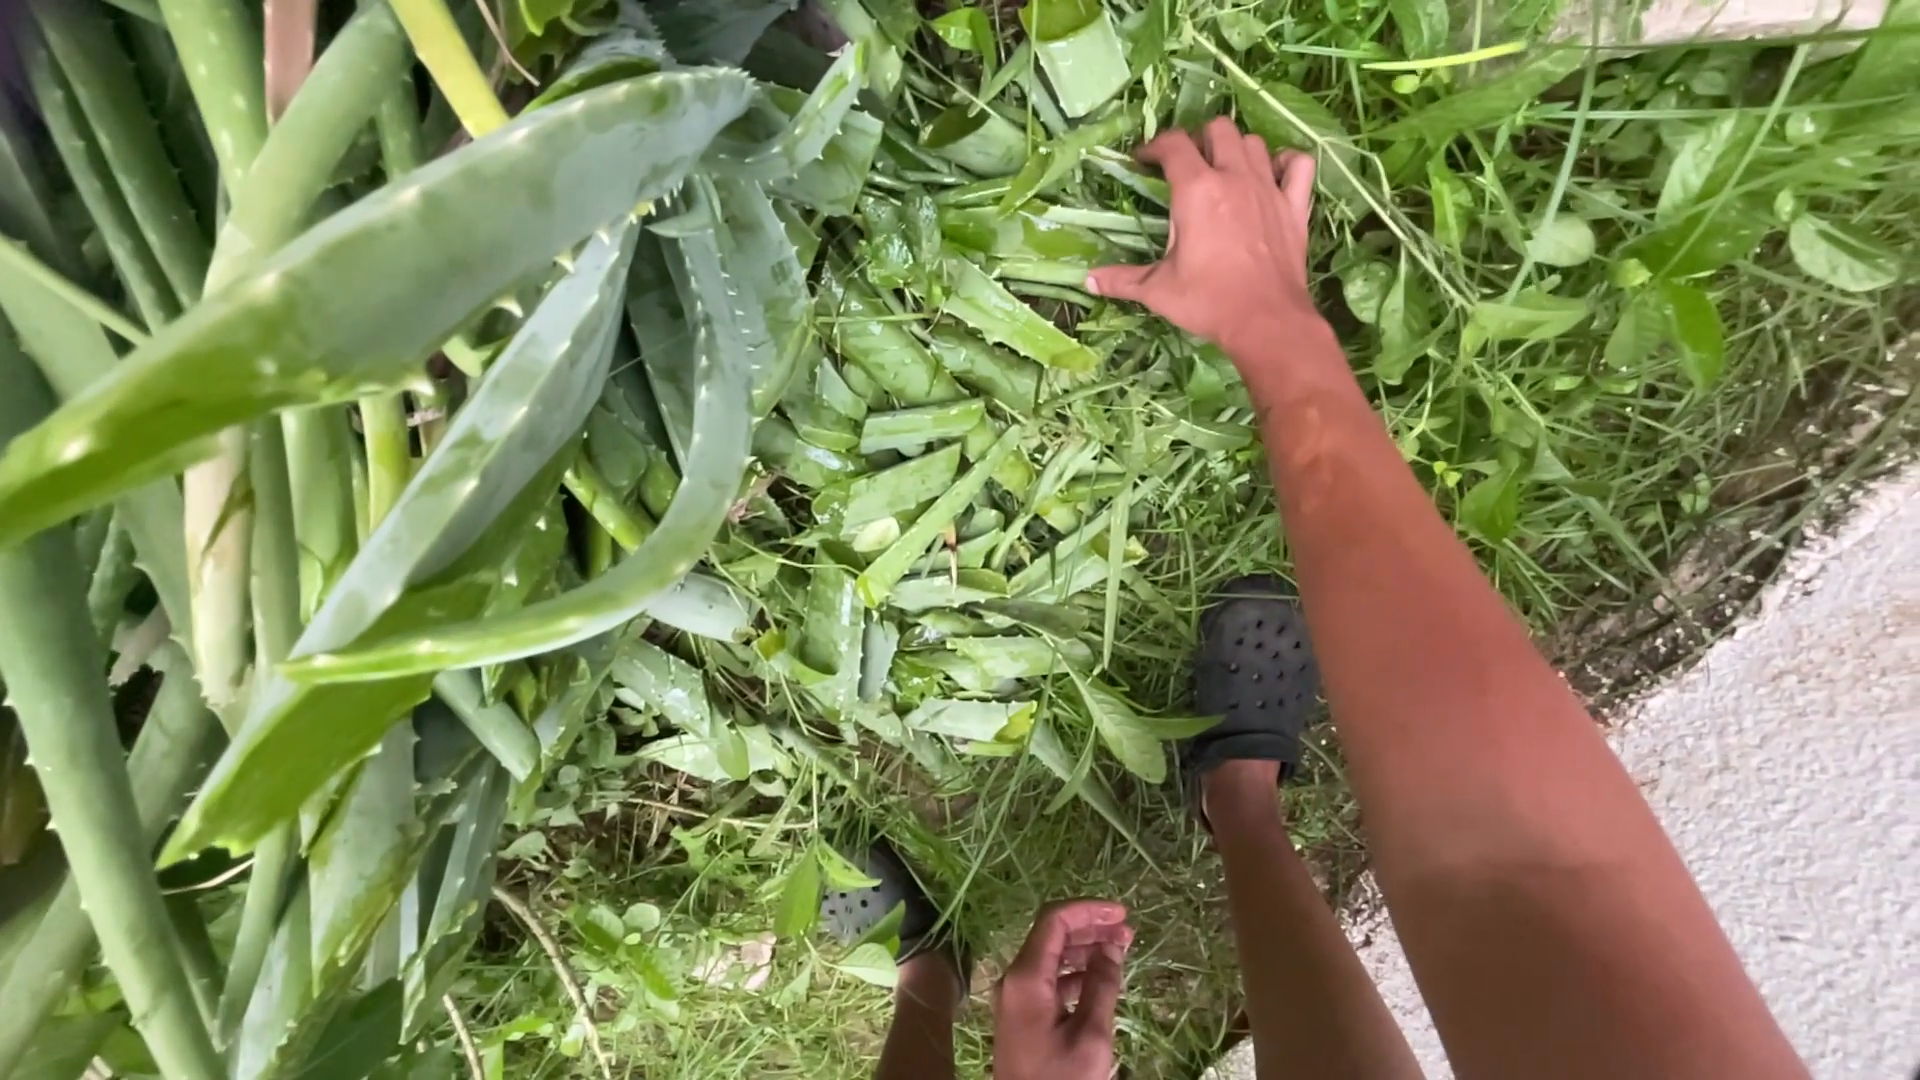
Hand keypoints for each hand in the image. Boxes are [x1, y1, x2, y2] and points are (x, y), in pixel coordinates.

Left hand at [991, 899, 1132, 1079]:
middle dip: (1091, 927)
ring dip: (1085, 949)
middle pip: (1052, 933)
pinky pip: (1048, 978)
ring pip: (1051, 955)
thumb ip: (1102, 986)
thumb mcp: (1090, 1037)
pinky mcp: (1022, 1014)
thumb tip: (1112, 946)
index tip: (1122, 914)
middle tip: (1128, 932)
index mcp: (1025, 975)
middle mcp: (1014, 977)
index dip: (1089, 909)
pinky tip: (1101, 979)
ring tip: (1121, 951)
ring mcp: (1015, 996)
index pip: (1054, 920)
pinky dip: (1075, 972)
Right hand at [1087, 118, 1322, 357]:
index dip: (1154, 146)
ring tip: (1222, 168)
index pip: (1173, 146)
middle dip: (1197, 139)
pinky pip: (1297, 164)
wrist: (1265, 320)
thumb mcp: (1158, 291)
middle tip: (1184, 163)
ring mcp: (1269, 187)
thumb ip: (1122, 280)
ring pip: (1253, 142)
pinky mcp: (1295, 205)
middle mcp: (1234, 177)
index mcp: (1196, 191)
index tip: (1142, 160)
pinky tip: (1272, 172)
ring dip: (1235, 148)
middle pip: (1217, 130)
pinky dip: (1284, 161)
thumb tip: (1088, 281)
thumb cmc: (1207, 302)